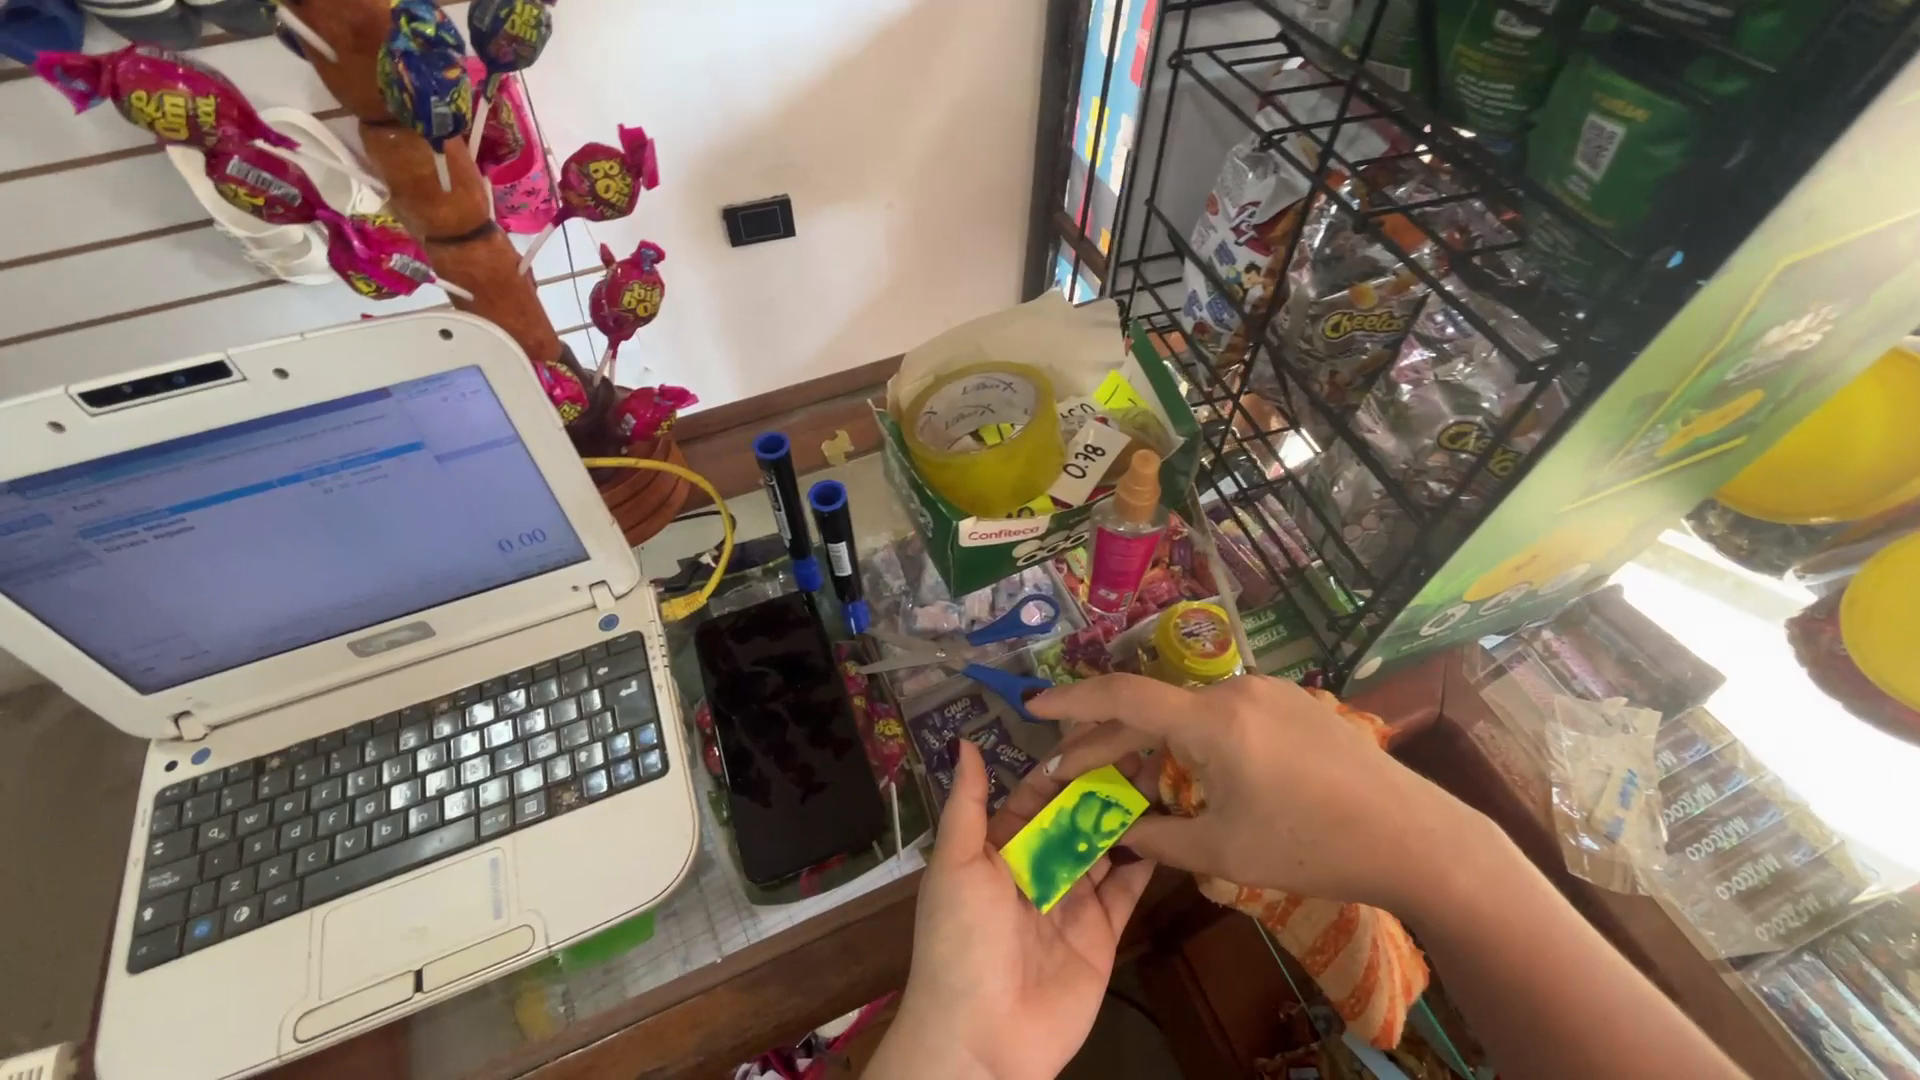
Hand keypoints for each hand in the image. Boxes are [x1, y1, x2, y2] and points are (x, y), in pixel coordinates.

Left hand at [870, 738, 1155, 1079]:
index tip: (1101, 726)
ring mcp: (1072, 898)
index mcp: (1002, 846)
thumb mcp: (955, 864)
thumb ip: (968, 803)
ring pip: (1105, 845)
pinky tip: (1170, 828)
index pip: (1039, 793)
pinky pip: (1127, 890)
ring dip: (1130, 813)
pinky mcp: (1101, 933)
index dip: (1067, 764)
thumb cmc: (961, 939)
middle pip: (1077, 815)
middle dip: (1105, 783)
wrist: (983, 1037)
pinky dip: (1146, 861)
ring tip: (1164, 774)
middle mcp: (1039, 865)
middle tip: (1145, 745)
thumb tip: (965, 740)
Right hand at [1029, 673, 1476, 912]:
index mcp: (1212, 720)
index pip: (1122, 697)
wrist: (1418, 837)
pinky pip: (1222, 712)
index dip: (1070, 701)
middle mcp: (1234, 690)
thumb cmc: (1313, 848)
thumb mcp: (1224, 852)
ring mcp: (1268, 691)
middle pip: (1151, 705)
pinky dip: (1191, 737)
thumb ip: (1157, 837)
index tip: (1032, 709)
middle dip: (1106, 736)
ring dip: (1151, 738)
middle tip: (1071, 764)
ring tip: (1128, 772)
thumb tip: (1115, 829)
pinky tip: (1191, 768)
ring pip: (1186, 709)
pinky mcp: (1292, 701)